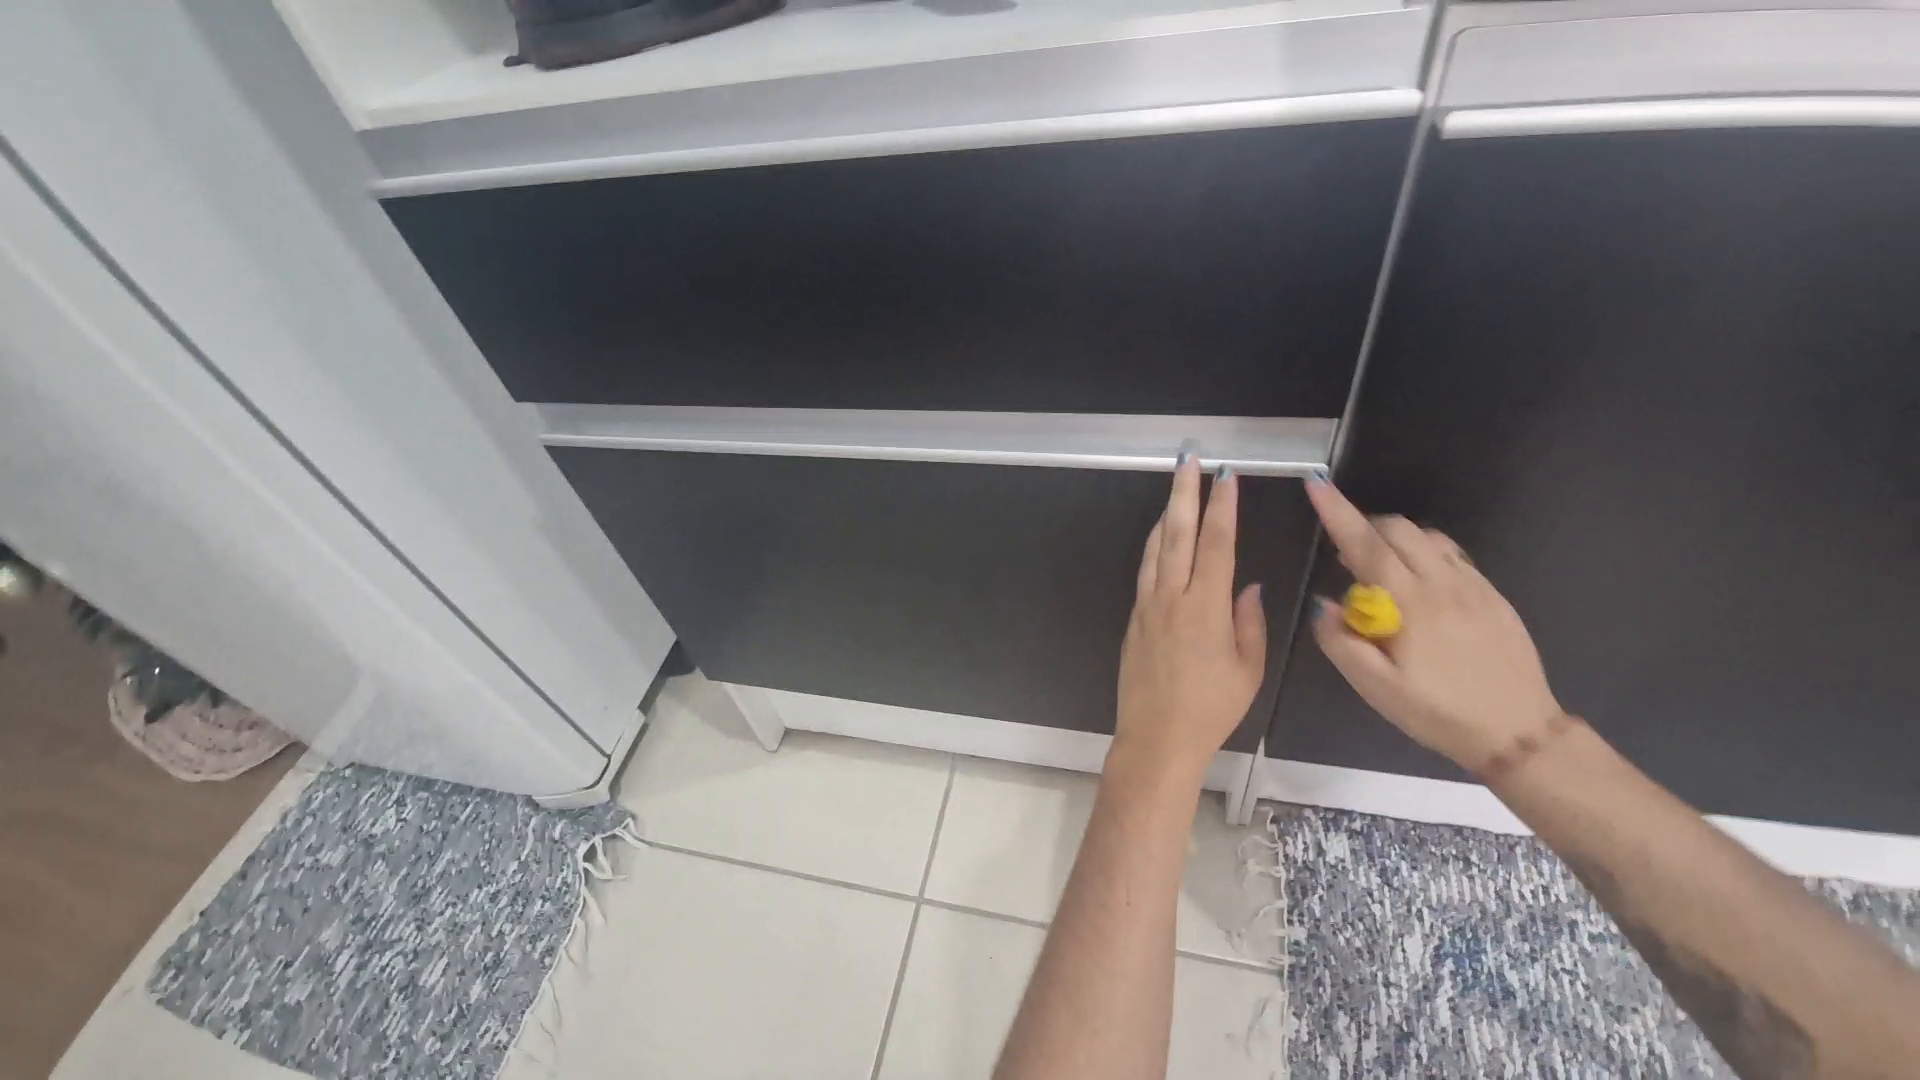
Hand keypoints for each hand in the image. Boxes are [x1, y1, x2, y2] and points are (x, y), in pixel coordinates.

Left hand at [1114, 459, 1267, 778]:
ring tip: (1177, 488)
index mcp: (1206, 608)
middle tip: (1188, 459)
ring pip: (1155, 549)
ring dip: (1167, 514)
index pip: (1216, 544)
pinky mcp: (1134, 619)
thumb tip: (1249, 587)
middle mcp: (1172, 598)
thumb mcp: (1248, 669)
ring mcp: (1148, 607)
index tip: (1227, 477)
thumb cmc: (1211, 709)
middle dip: (1184, 492)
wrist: (1157, 737)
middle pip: (1177, 533)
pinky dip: (1155, 547)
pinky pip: (1145, 571)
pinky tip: (1161, 538)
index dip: (1222, 507)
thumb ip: (1249, 622)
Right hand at [1305, 475, 1561, 771]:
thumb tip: (1321, 604)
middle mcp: (1443, 584)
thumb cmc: (1437, 713)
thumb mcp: (1377, 690)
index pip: (1366, 545)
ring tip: (1381, 574)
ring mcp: (1473, 586)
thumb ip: (1342, 643)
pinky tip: (1420, 587)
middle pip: (1398, 529)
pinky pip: (1453, 555)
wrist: (1518, 733)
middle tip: (1347, 561)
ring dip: (1395, 540)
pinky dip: (1425, 554)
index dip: (1338, 513)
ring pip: (1428, 537)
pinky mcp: (1493, 596)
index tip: (1316, 485)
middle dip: (1365, 528)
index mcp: (1411, 605)